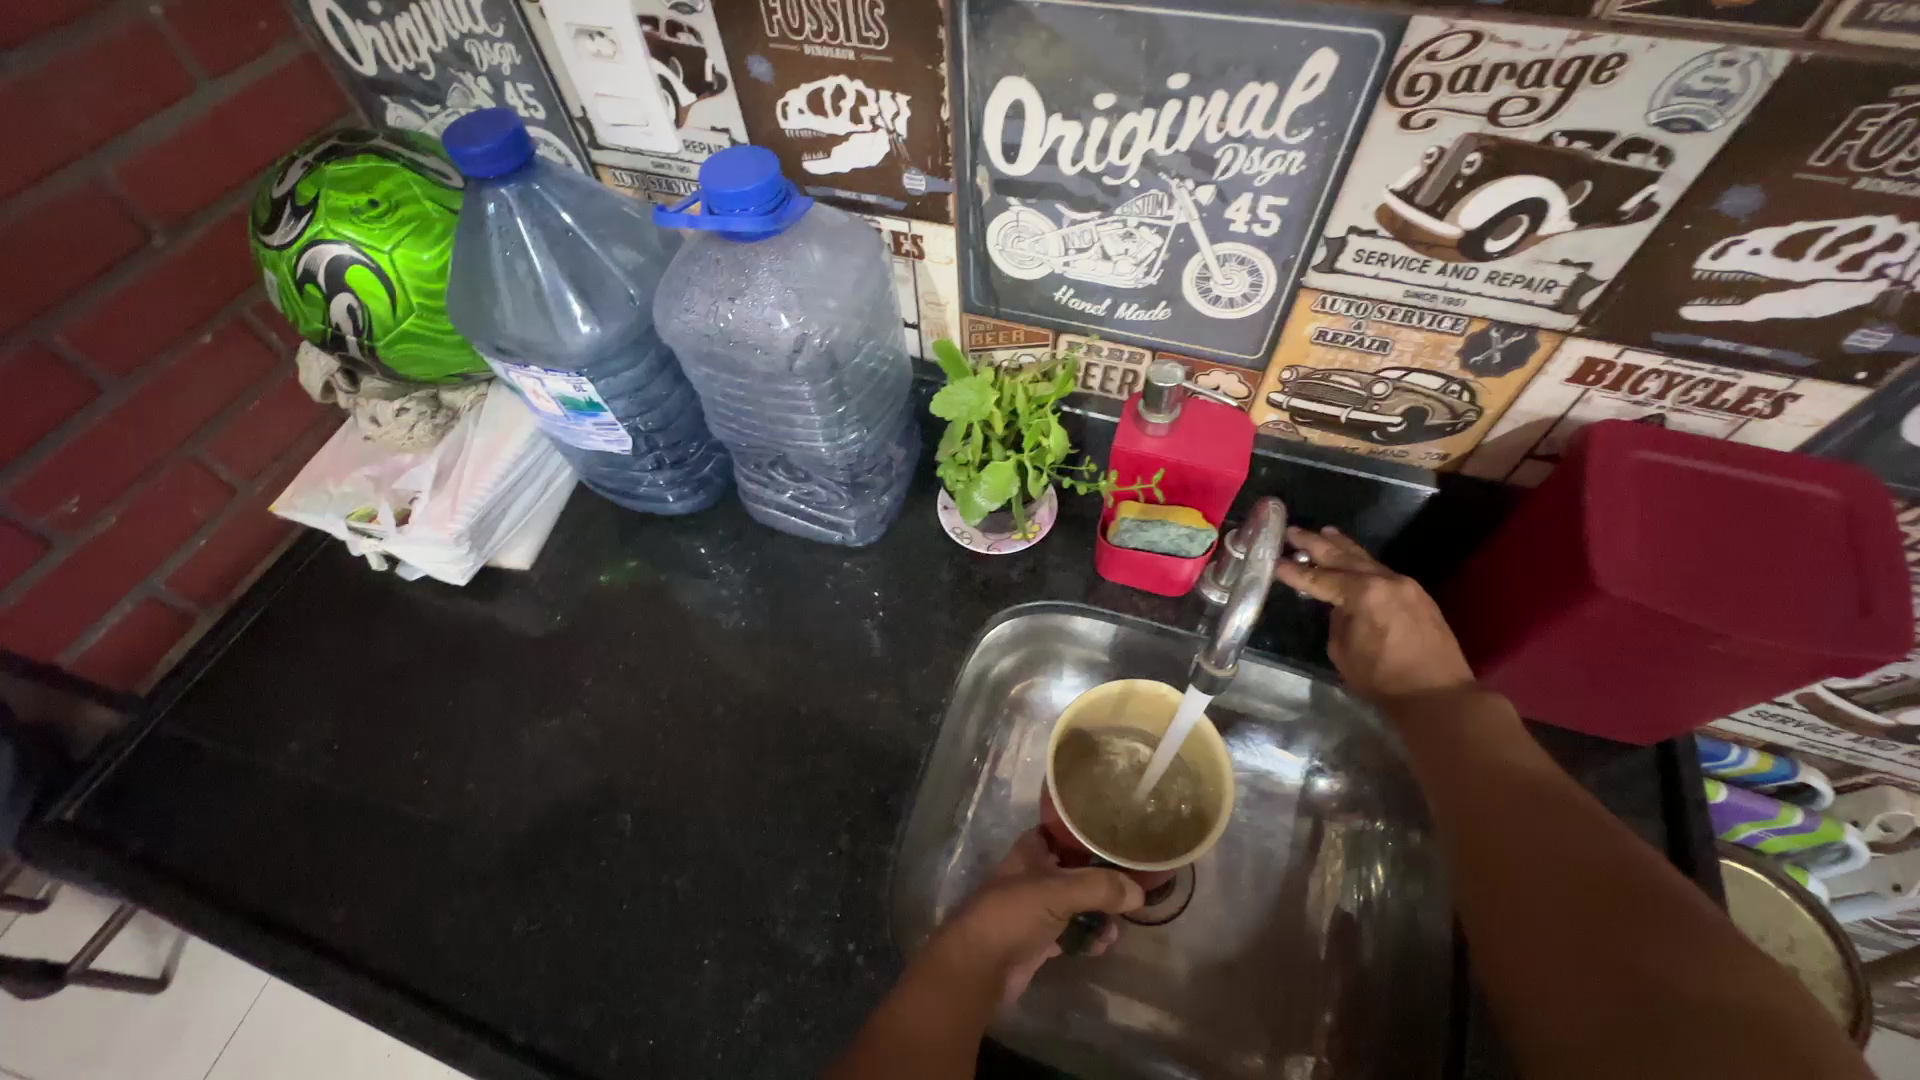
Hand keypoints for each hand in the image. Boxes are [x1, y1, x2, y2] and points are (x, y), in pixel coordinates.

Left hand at [929, 829, 1143, 1004]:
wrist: (978, 966)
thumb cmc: (1012, 914)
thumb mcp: (1057, 891)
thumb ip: (1098, 888)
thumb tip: (1139, 893)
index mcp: (1031, 851)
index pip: (1064, 832)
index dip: (1089, 835)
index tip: (1119, 840)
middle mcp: (1033, 875)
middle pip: (1075, 870)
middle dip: (1102, 882)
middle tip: (1130, 892)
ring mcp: (1035, 908)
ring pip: (1075, 903)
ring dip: (1098, 914)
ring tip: (1117, 928)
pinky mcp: (1038, 938)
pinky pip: (1071, 932)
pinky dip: (1087, 937)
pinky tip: (1102, 946)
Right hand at [1275, 525, 1475, 704]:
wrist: (1438, 695)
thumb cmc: (1382, 679)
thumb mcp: (1343, 651)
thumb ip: (1337, 621)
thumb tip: (1340, 608)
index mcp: (1362, 594)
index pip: (1319, 579)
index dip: (1294, 572)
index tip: (1274, 561)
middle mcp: (1384, 581)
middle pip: (1343, 558)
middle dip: (1315, 545)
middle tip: (1293, 531)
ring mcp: (1405, 585)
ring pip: (1366, 560)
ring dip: (1342, 547)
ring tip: (1324, 533)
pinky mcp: (1417, 596)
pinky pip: (1382, 572)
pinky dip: (1362, 563)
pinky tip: (1352, 560)